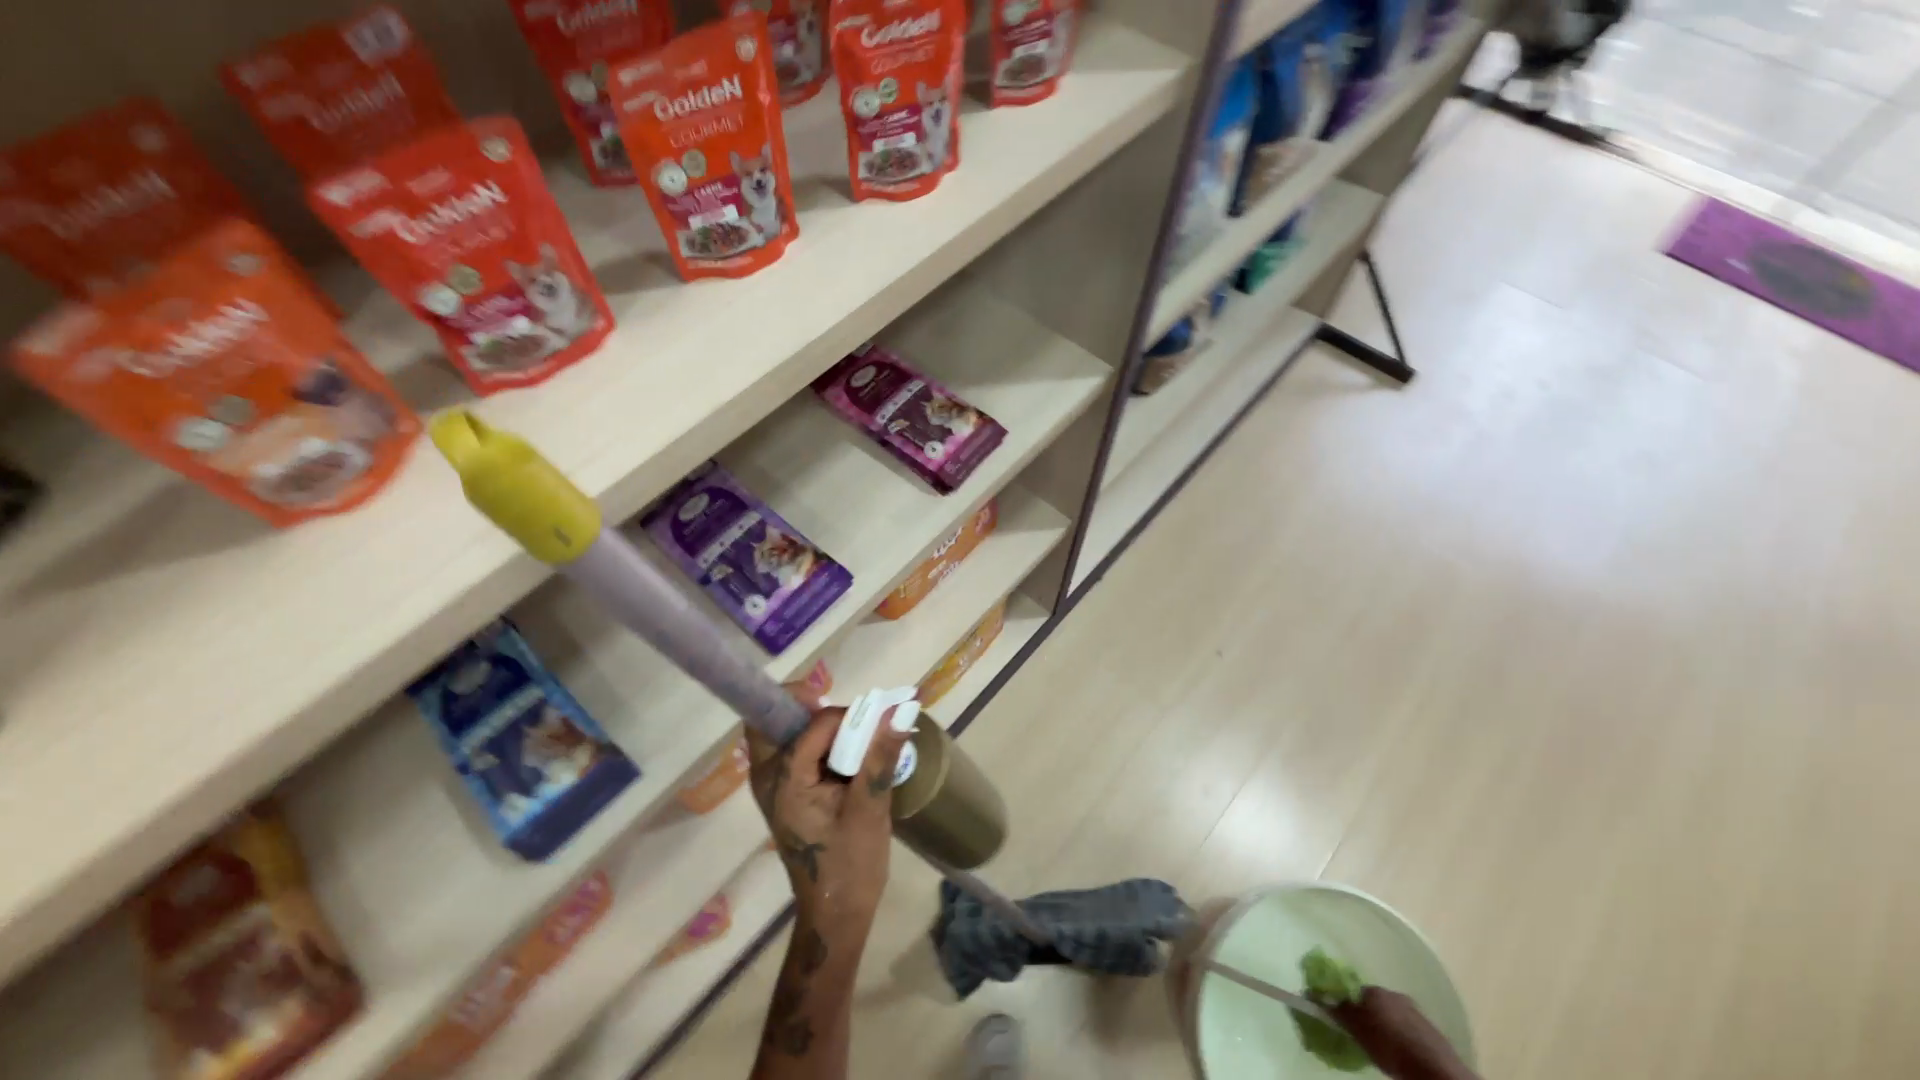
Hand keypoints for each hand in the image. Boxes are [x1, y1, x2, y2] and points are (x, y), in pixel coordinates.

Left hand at [746, 706, 910, 933]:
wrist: (835, 912)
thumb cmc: (851, 865)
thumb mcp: (870, 808)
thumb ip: (881, 756)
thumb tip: (901, 709)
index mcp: (784, 781)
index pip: (810, 725)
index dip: (844, 716)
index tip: (875, 720)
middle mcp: (767, 776)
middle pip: (773, 718)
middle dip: (809, 706)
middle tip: (851, 717)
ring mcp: (771, 784)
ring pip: (781, 731)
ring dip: (814, 724)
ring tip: (855, 737)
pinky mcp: (783, 791)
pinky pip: (790, 749)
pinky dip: (816, 741)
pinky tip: (848, 757)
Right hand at [1327, 987, 1478, 1079]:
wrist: (1433, 1067)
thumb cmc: (1389, 1046)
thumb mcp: (1356, 1031)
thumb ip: (1335, 1011)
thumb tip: (1311, 995)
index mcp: (1373, 990)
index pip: (1350, 991)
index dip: (1343, 1005)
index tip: (1339, 1020)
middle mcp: (1392, 993)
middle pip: (1370, 1001)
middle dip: (1363, 1014)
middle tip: (1357, 1034)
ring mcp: (1413, 1008)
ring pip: (1388, 1013)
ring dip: (1381, 1024)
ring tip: (1378, 1045)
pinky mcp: (1427, 1025)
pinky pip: (1403, 1024)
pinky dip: (1396, 1032)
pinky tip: (1397, 1049)